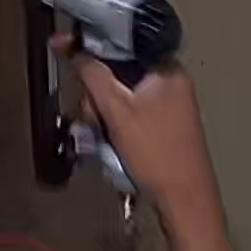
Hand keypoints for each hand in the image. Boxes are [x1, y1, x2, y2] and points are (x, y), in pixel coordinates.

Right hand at [69, 49, 247, 250]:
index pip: (121, 41)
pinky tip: (111, 141)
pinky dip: (116, 120)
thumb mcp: (117, 112)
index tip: (63, 44)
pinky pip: (131, 108)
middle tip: (92, 114)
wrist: (187, 209)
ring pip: (122, 91)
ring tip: (103, 134)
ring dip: (105, 110)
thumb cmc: (156, 155)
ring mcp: (169, 103)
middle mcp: (170, 79)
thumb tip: (73, 49)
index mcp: (166, 67)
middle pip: (118, 69)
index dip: (90, 43)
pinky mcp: (165, 124)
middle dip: (97, 91)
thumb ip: (93, 75)